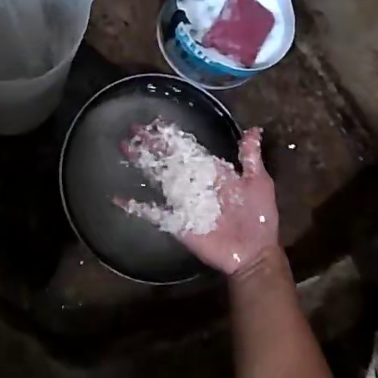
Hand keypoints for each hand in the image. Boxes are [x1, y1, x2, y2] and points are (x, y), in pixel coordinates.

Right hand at [123, 125, 281, 276]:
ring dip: (141, 163)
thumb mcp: (259, 182)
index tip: (155, 124)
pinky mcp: (177, 222)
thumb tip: (253, 130)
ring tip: (124, 148)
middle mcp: (194, 184)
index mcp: (212, 173)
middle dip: (150, 145)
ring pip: (158, 178)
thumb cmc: (260, 218)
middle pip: (167, 160)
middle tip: (132, 130)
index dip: (171, 137)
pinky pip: (152, 213)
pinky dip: (135, 206)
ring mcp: (183, 203)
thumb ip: (251, 158)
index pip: (187, 149)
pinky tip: (117, 198)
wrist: (255, 253)